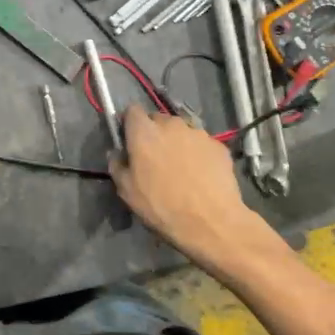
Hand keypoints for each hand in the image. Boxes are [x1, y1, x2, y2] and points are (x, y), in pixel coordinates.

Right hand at [110, 106, 267, 268]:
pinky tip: (200, 177)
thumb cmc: (163, 207)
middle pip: (158, 120)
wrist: (212, 223)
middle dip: (154, 134)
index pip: (131, 110)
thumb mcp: (128, 193)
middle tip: (155, 159)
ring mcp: (197, 133)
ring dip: (177, 143)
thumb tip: (116, 153)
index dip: (130, 124)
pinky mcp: (218, 145)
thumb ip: (117, 166)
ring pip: (181, 131)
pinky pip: (201, 144)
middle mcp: (171, 124)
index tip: (130, 141)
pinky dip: (198, 154)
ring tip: (181, 170)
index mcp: (144, 132)